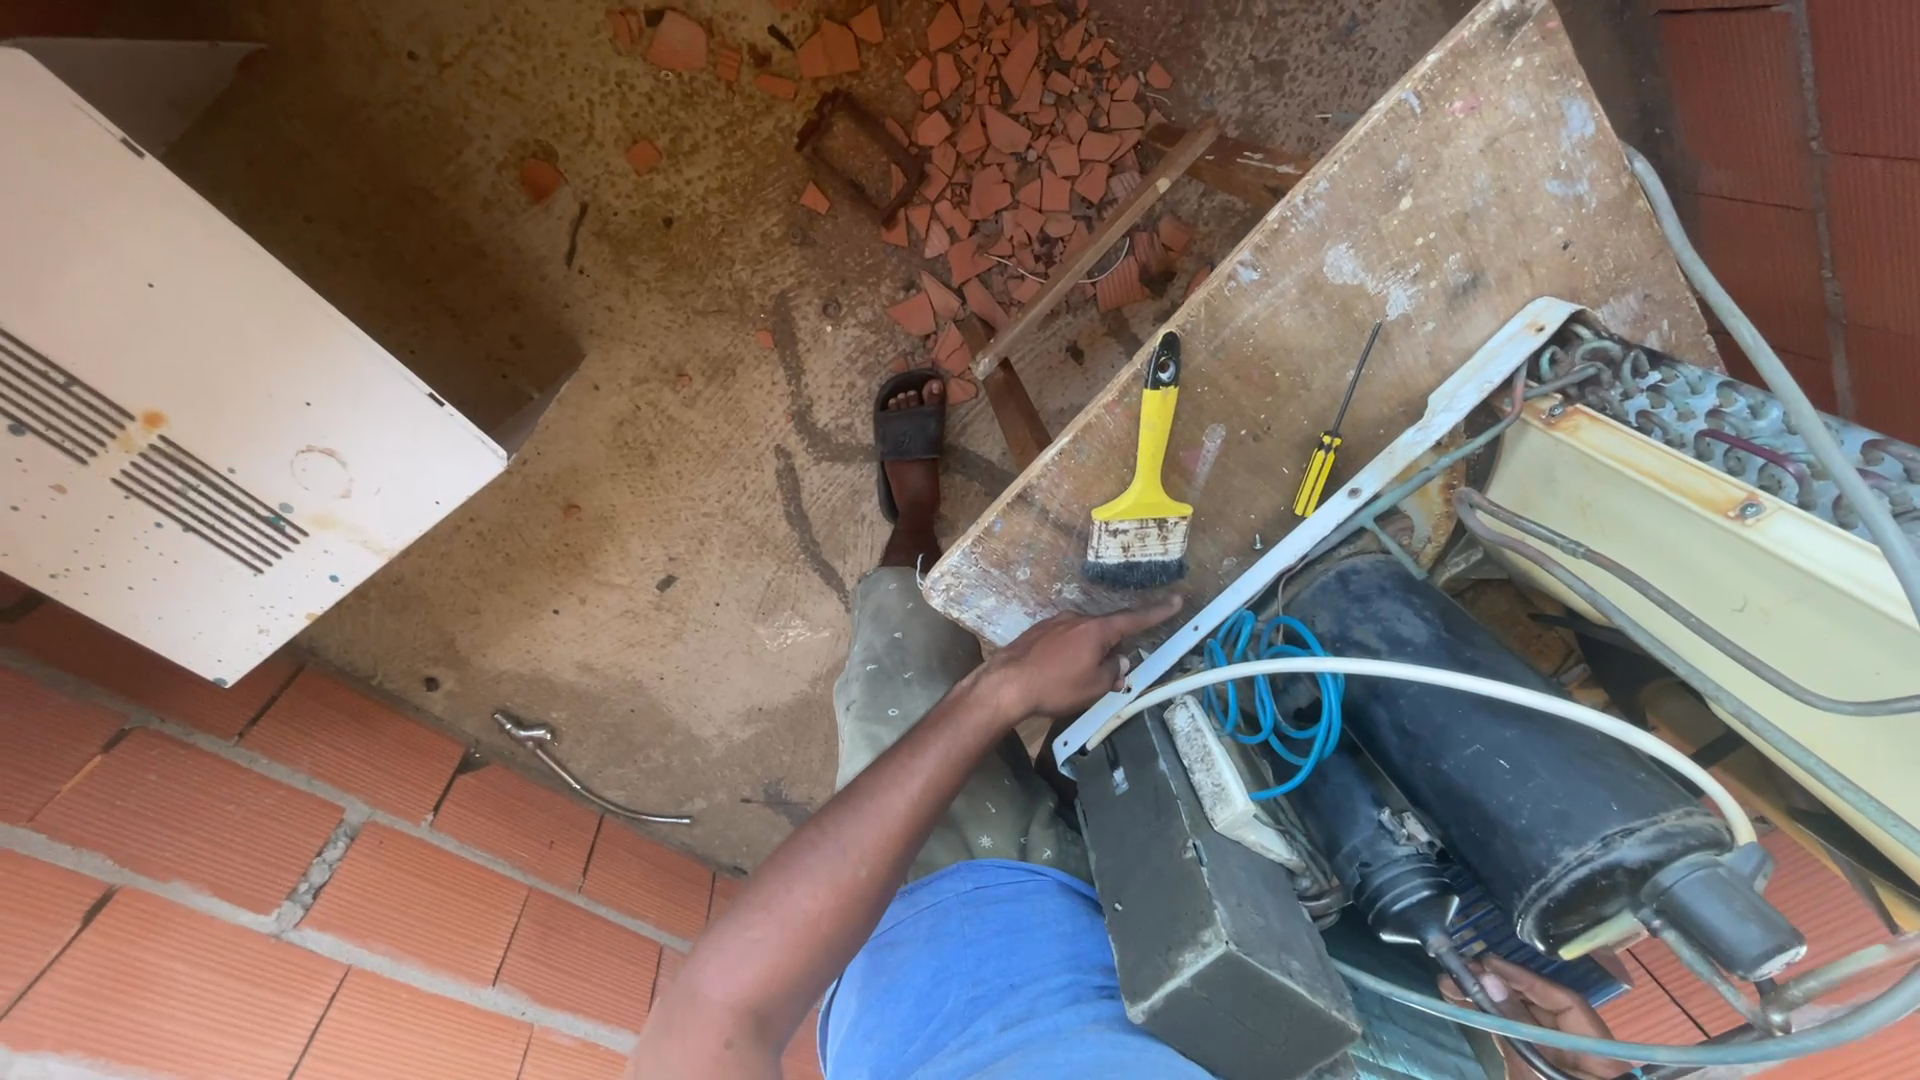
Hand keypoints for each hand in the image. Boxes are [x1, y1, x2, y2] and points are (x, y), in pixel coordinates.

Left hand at [971, 596, 1183, 720]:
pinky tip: (1057, 674)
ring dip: (1087, 656)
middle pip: (1105, 632)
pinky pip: (1063, 641)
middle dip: (1111, 653)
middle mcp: (1077, 618)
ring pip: (1082, 638)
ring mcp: (1054, 622)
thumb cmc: (1055, 686)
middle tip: (1107, 679)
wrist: (1006, 684)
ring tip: (1075, 683)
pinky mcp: (1037, 632)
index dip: (1158, 613)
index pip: (1134, 619)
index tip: (1176, 601)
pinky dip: (1068, 655)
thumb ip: (1113, 672)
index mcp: (1096, 629)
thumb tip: (1119, 664)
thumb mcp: (1094, 687)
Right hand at [1439, 955, 1629, 1079]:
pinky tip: (1459, 1002)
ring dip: (1485, 998)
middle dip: (1500, 986)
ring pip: (1523, 1019)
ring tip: (1449, 983)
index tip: (1489, 964)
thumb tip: (1489, 978)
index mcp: (1602, 1060)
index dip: (1528, 981)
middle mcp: (1582, 1055)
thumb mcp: (1536, 1076)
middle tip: (1461, 970)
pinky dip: (1487, 1018)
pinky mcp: (1534, 1069)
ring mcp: (1557, 1062)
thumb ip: (1515, 1030)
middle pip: (1542, 1008)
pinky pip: (1513, 1035)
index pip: (1569, 1006)